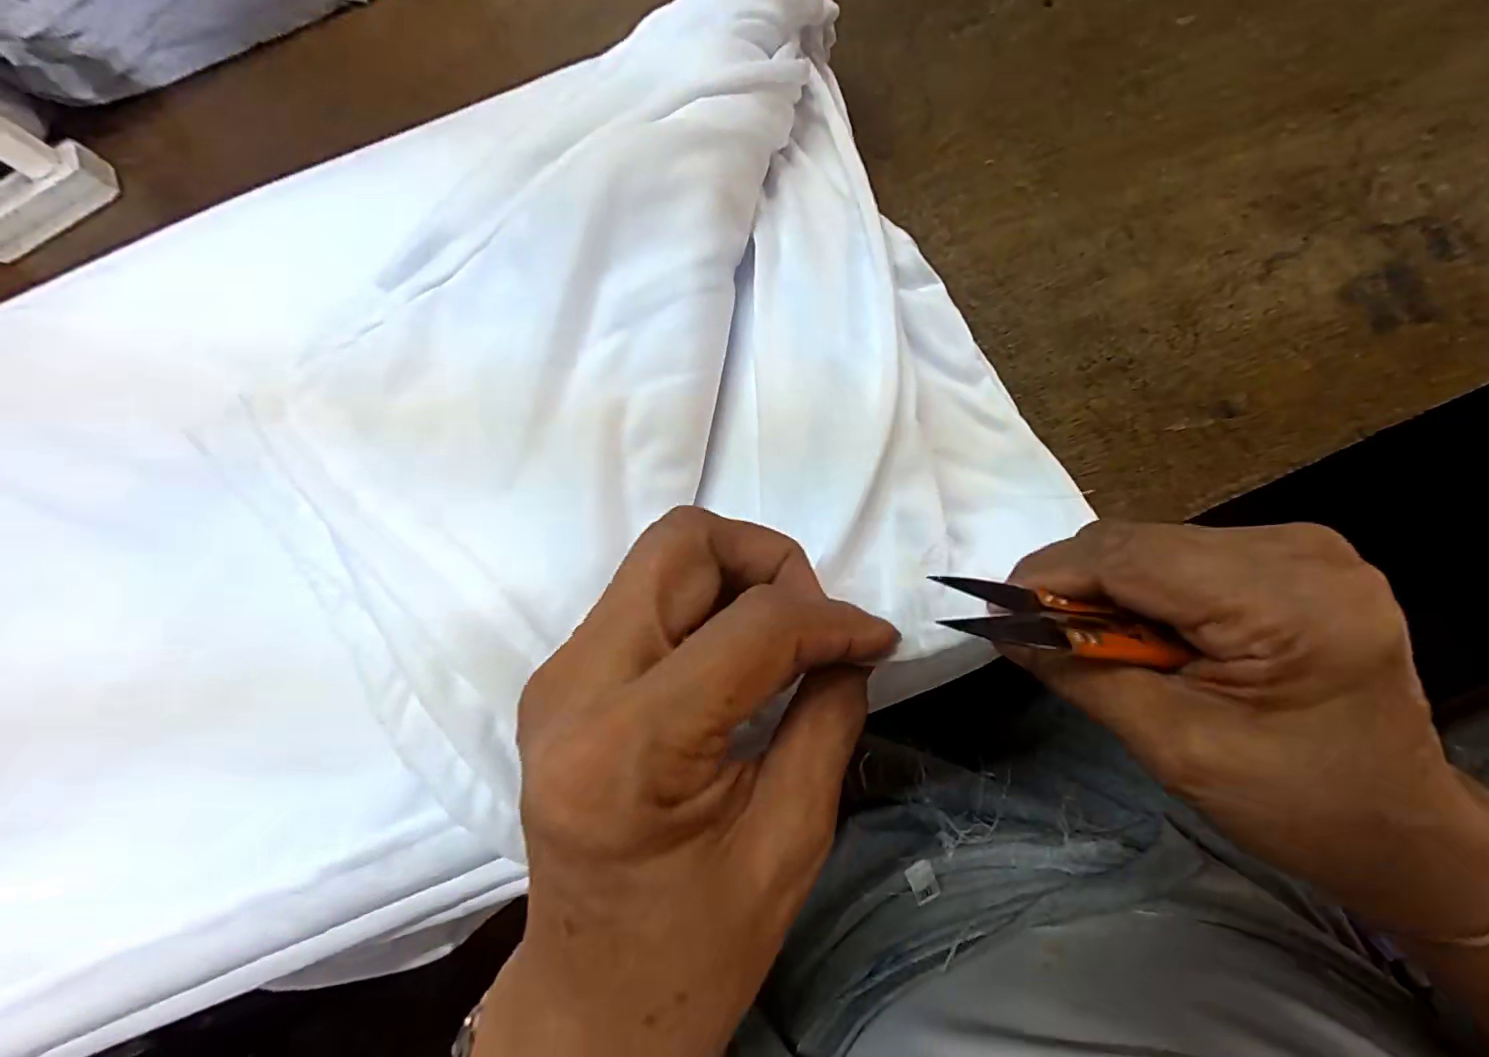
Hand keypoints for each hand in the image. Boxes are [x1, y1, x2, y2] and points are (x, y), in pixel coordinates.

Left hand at [475, 507, 896, 1056]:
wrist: (595, 998)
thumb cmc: (701, 941)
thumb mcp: (794, 834)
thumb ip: (829, 715)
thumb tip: (853, 643)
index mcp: (629, 747)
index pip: (755, 624)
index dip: (833, 619)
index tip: (877, 640)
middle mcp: (574, 690)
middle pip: (684, 542)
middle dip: (773, 562)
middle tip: (817, 625)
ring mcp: (560, 677)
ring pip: (666, 555)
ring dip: (744, 576)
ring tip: (788, 640)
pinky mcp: (567, 679)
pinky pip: (652, 592)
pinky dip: (716, 600)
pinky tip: (747, 657)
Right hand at [1002, 521, 1488, 938]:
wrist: (1404, 826)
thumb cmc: (1300, 808)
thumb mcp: (1180, 749)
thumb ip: (1088, 675)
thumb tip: (1010, 629)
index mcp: (1288, 601)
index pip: (1136, 556)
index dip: (1055, 574)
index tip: (999, 606)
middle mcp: (1303, 549)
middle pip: (1149, 541)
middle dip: (1082, 583)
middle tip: (1040, 633)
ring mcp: (1308, 545)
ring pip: (1166, 544)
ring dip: (1116, 587)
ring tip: (1099, 643)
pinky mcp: (1301, 556)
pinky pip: (1196, 556)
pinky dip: (1154, 588)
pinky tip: (1151, 633)